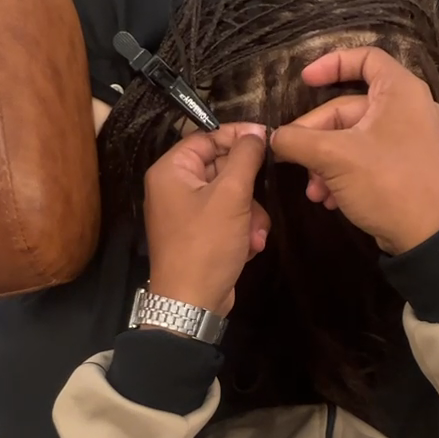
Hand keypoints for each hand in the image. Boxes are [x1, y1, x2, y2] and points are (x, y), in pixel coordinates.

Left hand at [143, 123, 271, 316]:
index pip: (206, 137)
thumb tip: (256, 132)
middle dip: (248, 188)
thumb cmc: (206, 244)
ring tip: (254, 234)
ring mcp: (187, 213)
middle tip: (262, 199)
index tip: (267, 138)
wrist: (192, 304)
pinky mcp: (200, 235)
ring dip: (250, 214)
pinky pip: (228, 219)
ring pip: (231, 196)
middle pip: (222, 168)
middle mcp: (174, 188)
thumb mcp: (231, 195)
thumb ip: (245, 157)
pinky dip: (242, 230)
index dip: (238, 136)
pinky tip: (249, 246)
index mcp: (171, 170)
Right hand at [267, 48, 438, 254]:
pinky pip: (366, 157)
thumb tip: (272, 138)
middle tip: (292, 159)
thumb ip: (297, 141)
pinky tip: (329, 199)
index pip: (365, 57)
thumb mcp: (334, 158)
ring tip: (313, 190)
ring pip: (353, 138)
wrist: (426, 237)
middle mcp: (409, 108)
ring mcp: (409, 139)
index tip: (304, 80)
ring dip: (325, 161)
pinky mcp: (406, 166)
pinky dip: (343, 173)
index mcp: (400, 91)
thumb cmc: (385, 183)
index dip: (331, 63)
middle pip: (347, 108)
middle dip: (316, 137)